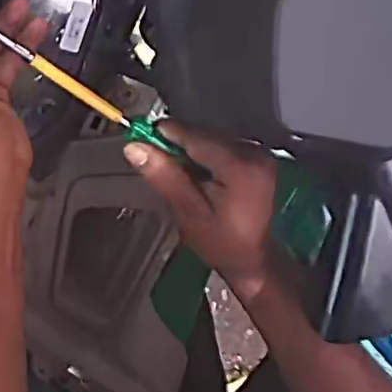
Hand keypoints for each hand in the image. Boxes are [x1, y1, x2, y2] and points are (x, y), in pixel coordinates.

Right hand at [125, 123, 286, 302]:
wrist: (252, 258)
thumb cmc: (219, 241)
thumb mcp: (188, 212)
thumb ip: (165, 176)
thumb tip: (134, 147)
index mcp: (240, 167)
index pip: (196, 138)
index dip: (166, 133)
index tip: (139, 135)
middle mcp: (254, 153)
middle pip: (204, 134)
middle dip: (177, 142)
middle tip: (153, 157)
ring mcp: (258, 154)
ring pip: (211, 137)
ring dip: (188, 147)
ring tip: (172, 167)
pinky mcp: (256, 157)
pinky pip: (220, 144)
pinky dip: (202, 152)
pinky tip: (192, 170)